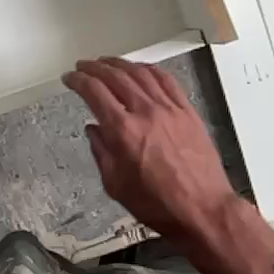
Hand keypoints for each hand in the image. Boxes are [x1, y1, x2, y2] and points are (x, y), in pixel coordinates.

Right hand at [62, 58, 240, 243]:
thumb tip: (94, 132)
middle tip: (84, 66)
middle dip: (94, 67)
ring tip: (107, 62)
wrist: (203, 211)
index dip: (78, 80)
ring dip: (119, 63)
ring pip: (139, 73)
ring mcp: (168, 109)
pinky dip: (149, 68)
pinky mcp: (186, 111)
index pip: (94, 92)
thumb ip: (101, 153)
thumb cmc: (162, 205)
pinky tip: (141, 68)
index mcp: (124, 132)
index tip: (70, 78)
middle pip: (114, 76)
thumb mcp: (117, 185)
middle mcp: (145, 113)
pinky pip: (166, 79)